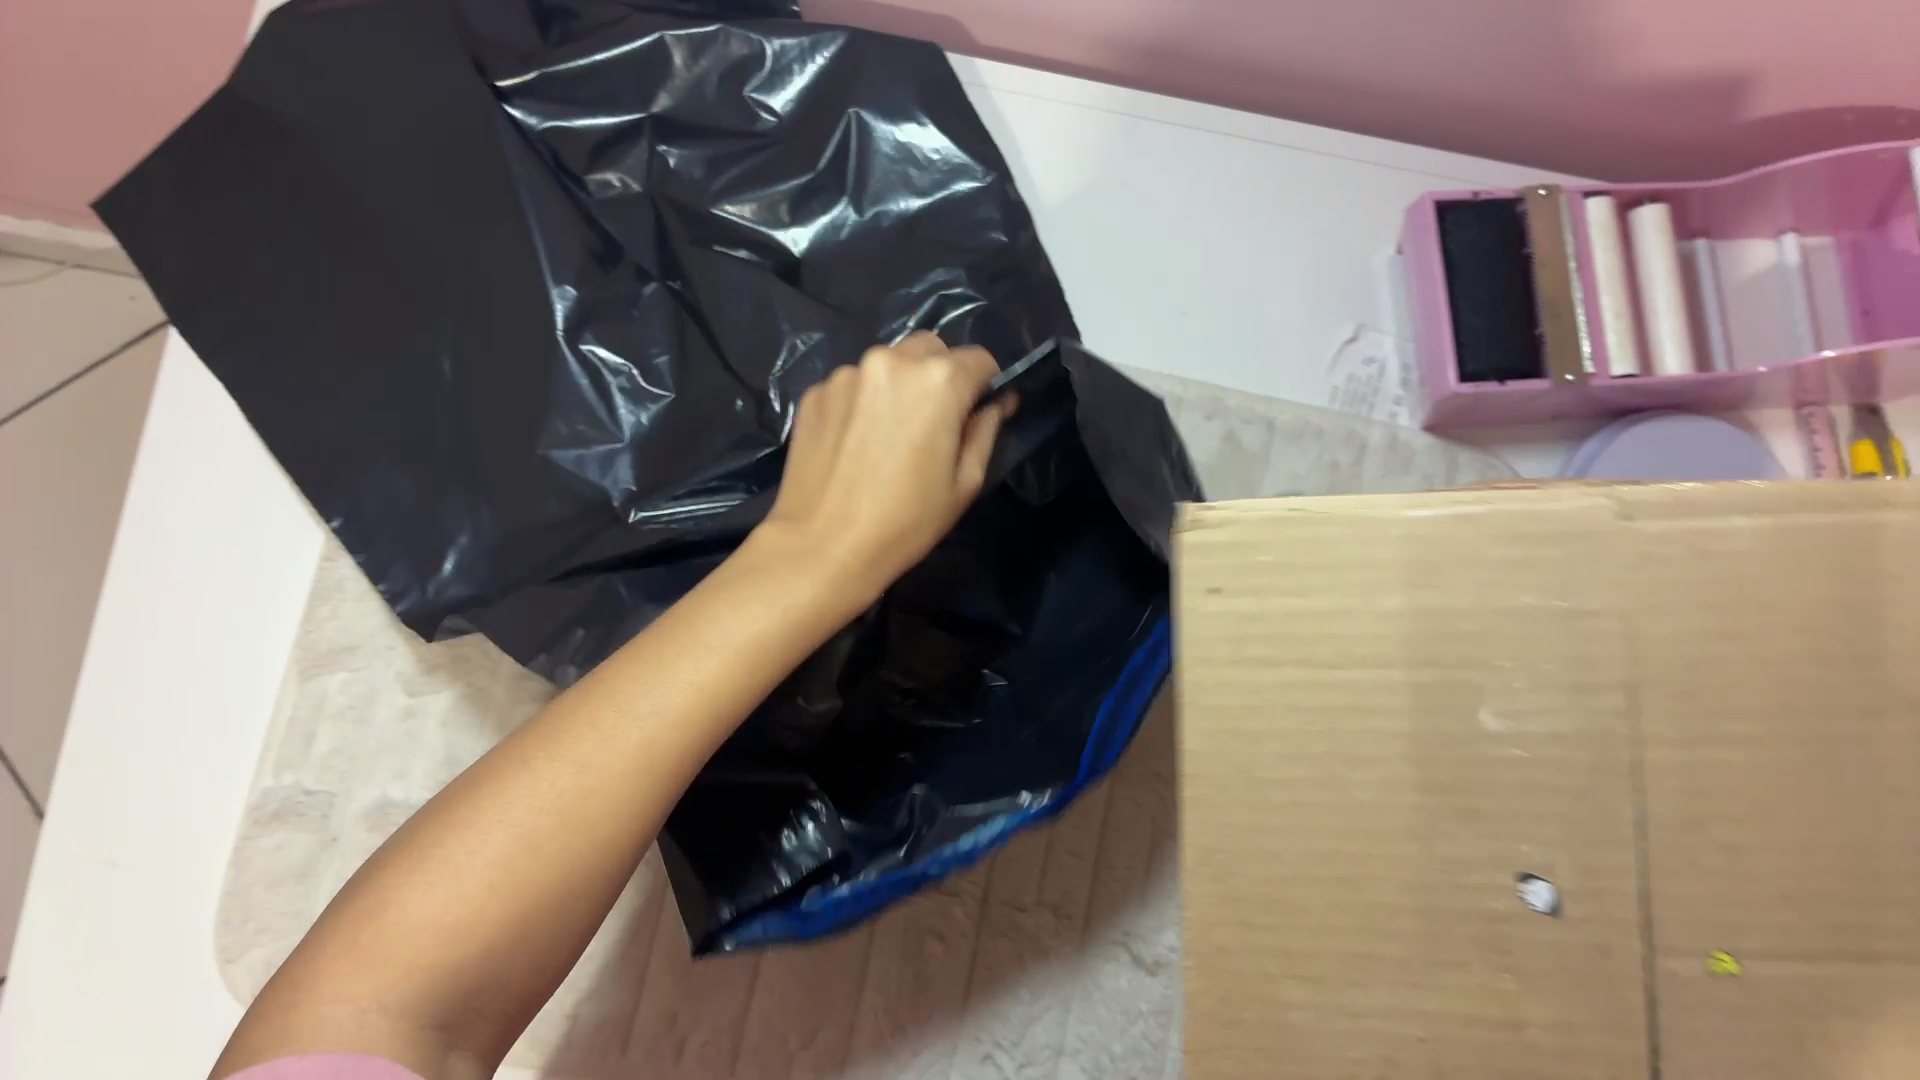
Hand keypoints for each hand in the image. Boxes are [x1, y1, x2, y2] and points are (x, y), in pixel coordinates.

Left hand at [756, 331, 1014, 603]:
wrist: (821, 547)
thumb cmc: (904, 523)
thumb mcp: (963, 485)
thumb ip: (985, 432)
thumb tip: (995, 406)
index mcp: (938, 381)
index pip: (980, 359)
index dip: (985, 385)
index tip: (978, 413)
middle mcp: (891, 361)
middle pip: (930, 351)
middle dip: (941, 377)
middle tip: (934, 423)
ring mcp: (846, 374)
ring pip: (888, 365)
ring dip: (898, 388)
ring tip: (889, 436)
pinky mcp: (815, 393)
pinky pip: (852, 386)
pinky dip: (863, 403)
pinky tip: (855, 445)